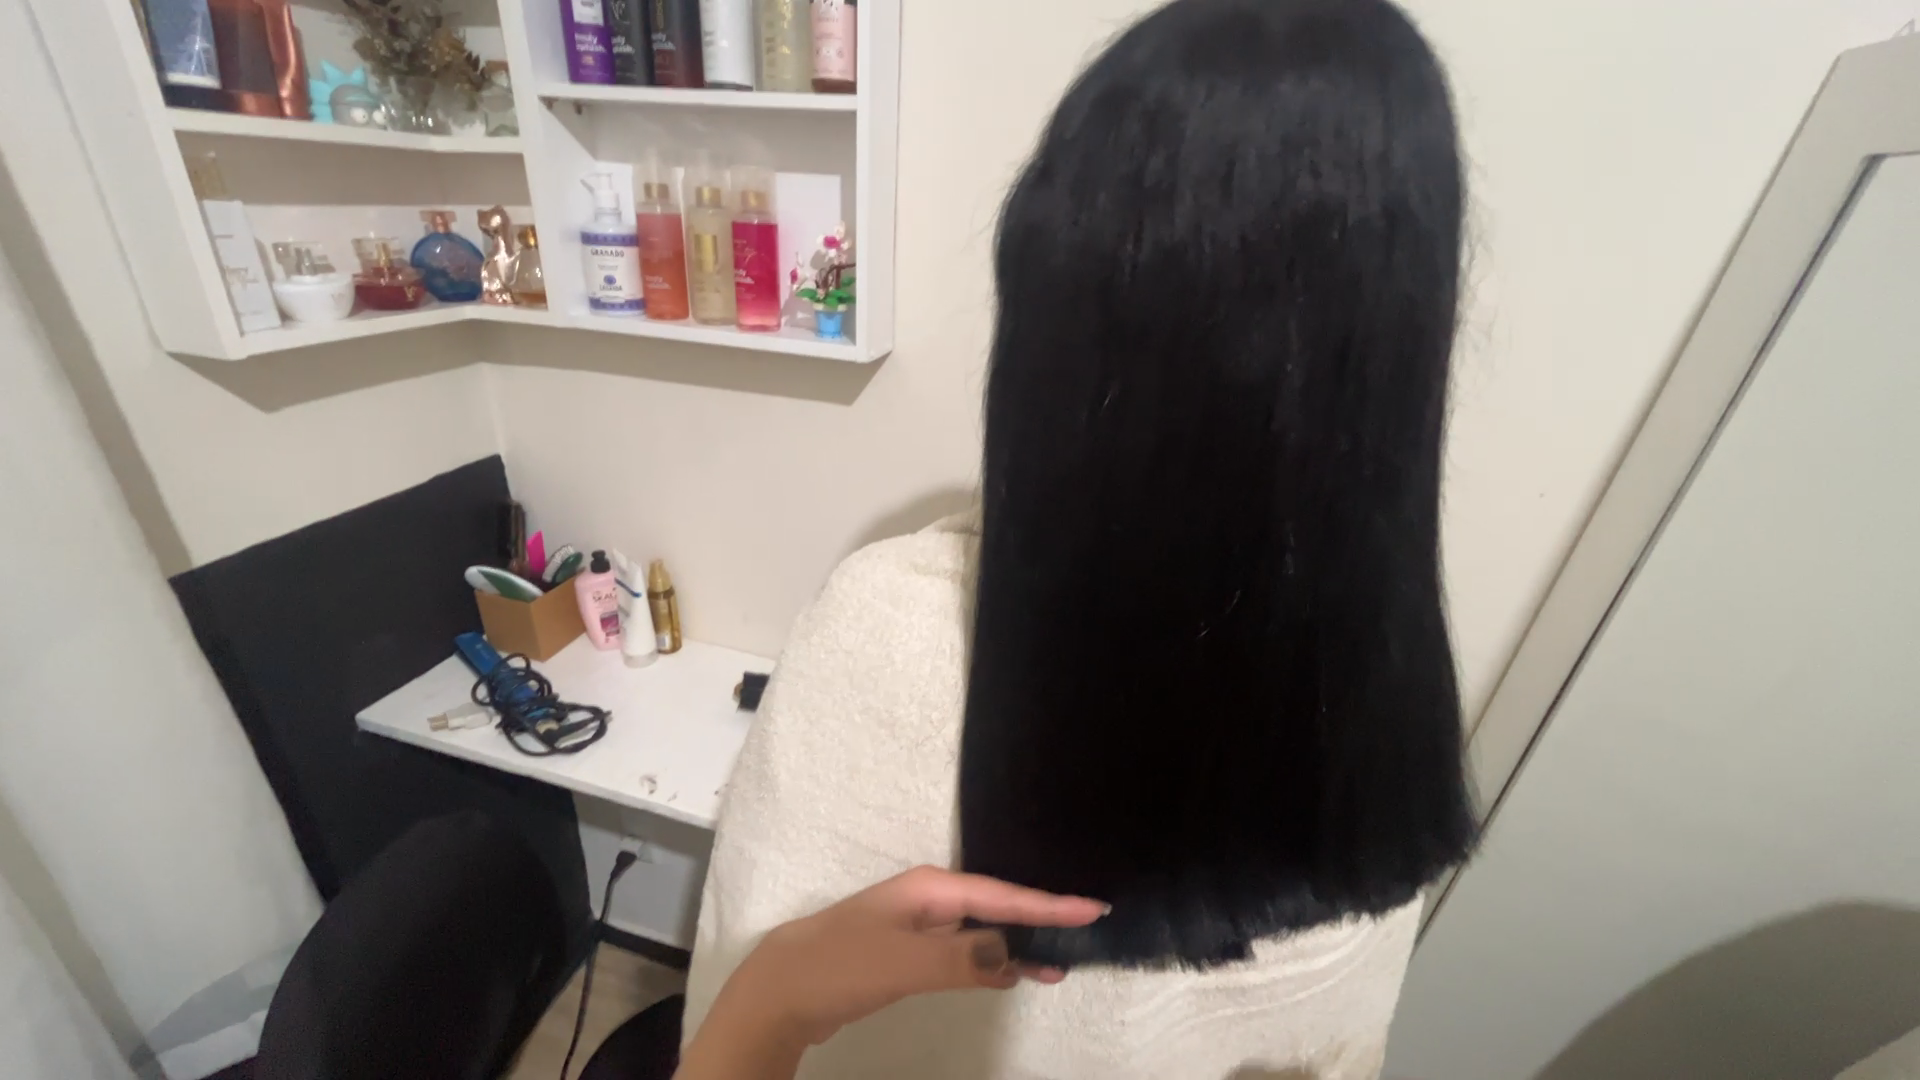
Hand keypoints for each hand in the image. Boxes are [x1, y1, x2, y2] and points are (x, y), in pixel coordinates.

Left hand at [678, 866, 1107, 1077]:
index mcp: (930, 888)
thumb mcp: (904, 961)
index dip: (1047, 903)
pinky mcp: (911, 952)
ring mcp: (919, 925)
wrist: (784, 987)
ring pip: (982, 931)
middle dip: (1039, 920)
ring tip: (1058, 963)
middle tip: (1085, 933)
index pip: (1001, 895)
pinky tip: (1010, 974)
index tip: (1091, 907)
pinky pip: (964, 952)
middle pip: (996, 907)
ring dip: (1018, 945)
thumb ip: (960, 956)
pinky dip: (990, 961)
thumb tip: (1012, 951)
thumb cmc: (842, 963)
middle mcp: (929, 899)